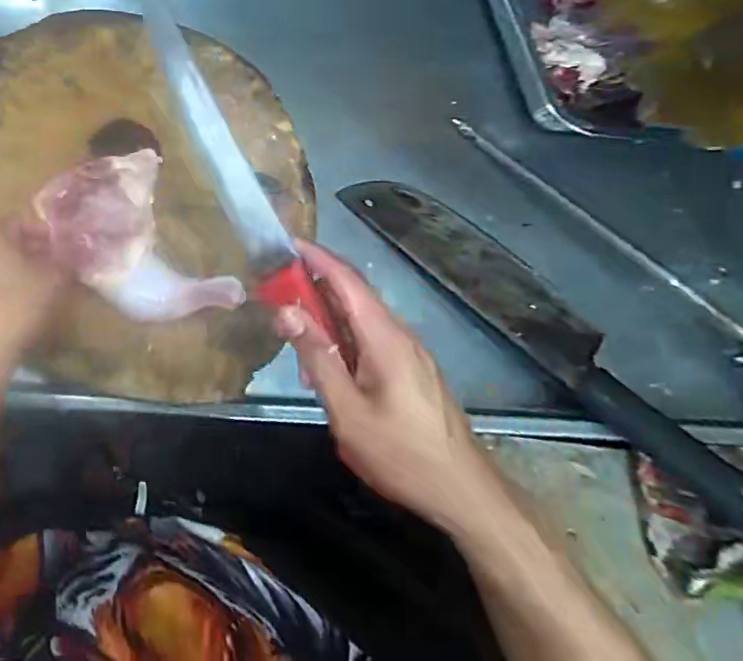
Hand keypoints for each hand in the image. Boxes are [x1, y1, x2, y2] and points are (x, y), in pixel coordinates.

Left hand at [0, 223, 69, 374]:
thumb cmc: (21, 302)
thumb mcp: (52, 278)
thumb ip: (66, 259)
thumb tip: (77, 250)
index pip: (22, 223)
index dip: (46, 234)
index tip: (63, 248)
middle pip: (10, 239)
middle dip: (35, 249)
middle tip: (57, 262)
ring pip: (1, 257)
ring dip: (23, 263)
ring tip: (45, 278)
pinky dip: (8, 277)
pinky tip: (25, 292)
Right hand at [277, 240, 508, 535]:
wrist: (469, 500)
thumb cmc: (403, 455)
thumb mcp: (347, 409)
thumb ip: (316, 356)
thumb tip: (286, 311)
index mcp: (386, 340)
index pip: (348, 283)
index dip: (317, 258)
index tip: (285, 242)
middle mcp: (402, 339)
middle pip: (354, 295)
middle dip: (312, 282)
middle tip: (272, 283)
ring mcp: (410, 356)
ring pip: (361, 318)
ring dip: (324, 311)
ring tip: (289, 322)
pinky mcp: (412, 373)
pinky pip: (369, 338)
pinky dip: (339, 333)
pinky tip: (322, 358)